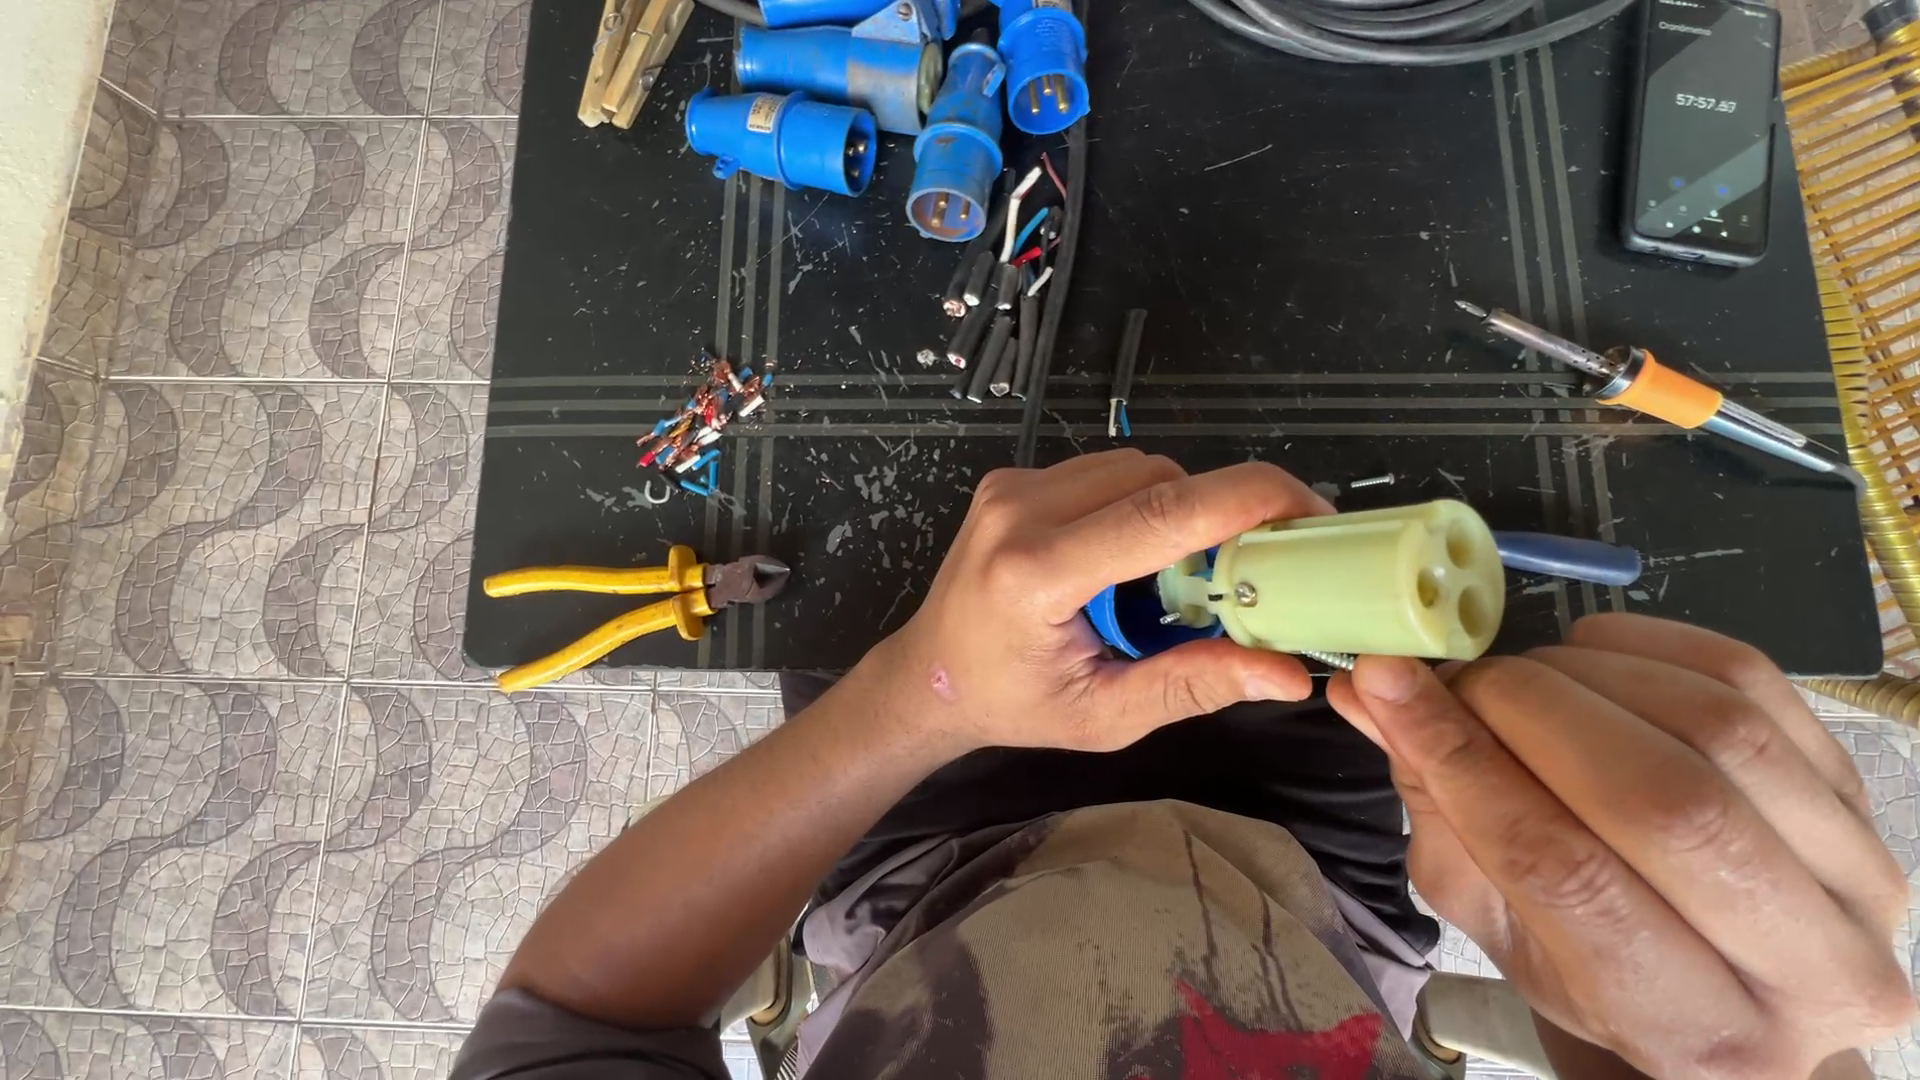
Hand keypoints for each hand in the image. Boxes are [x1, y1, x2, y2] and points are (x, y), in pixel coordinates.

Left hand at [863, 450, 1330, 754]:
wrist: (931, 675)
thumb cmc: (1012, 704)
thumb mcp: (1103, 715)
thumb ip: (1190, 686)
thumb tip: (1286, 671)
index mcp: (1037, 572)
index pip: (1160, 514)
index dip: (1248, 500)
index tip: (1312, 512)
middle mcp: (1019, 510)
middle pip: (1156, 478)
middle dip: (1218, 511)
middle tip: (1250, 563)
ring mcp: (1010, 486)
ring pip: (1133, 466)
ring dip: (1177, 506)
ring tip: (1181, 569)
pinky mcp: (1011, 480)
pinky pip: (1102, 471)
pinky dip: (1138, 501)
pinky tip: (1132, 551)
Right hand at [1327, 614, 1912, 1079]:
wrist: (1715, 972)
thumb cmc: (1570, 950)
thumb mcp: (1475, 899)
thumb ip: (1426, 793)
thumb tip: (1361, 690)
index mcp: (1679, 1018)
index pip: (1559, 868)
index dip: (1459, 758)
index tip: (1384, 679)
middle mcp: (1807, 963)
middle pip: (1656, 799)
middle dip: (1521, 709)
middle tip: (1453, 680)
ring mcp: (1862, 872)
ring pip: (1712, 727)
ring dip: (1576, 673)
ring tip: (1511, 678)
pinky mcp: (1861, 786)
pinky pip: (1750, 678)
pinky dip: (1639, 642)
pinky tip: (1579, 653)